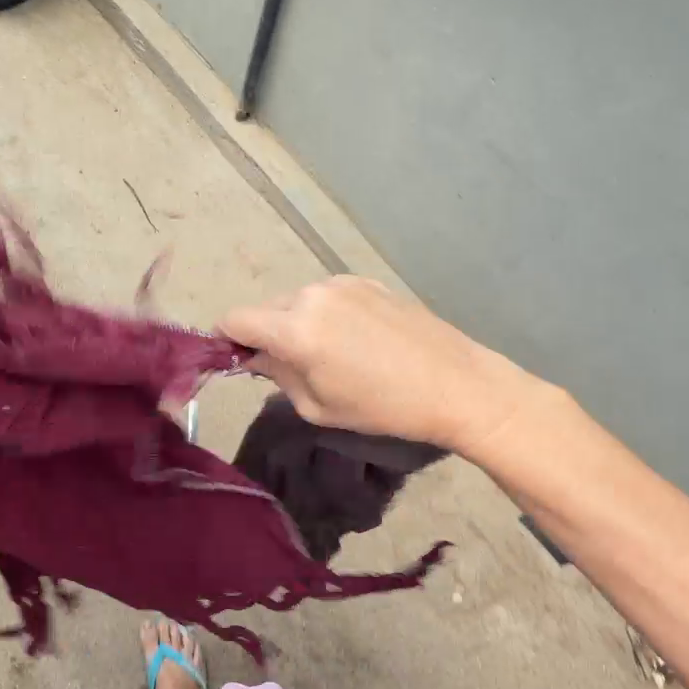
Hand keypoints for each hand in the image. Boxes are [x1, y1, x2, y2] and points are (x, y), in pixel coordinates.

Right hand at [217, 276, 556, 458]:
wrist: (461, 388)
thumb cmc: (383, 408)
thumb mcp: (315, 405)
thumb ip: (276, 374)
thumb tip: (256, 356)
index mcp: (294, 330)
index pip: (233, 320)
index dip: (227, 340)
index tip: (238, 359)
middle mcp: (310, 296)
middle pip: (262, 309)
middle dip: (264, 333)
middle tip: (288, 363)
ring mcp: (340, 284)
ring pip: (293, 301)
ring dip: (295, 322)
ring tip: (328, 351)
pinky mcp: (365, 281)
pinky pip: (324, 295)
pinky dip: (324, 313)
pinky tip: (355, 338)